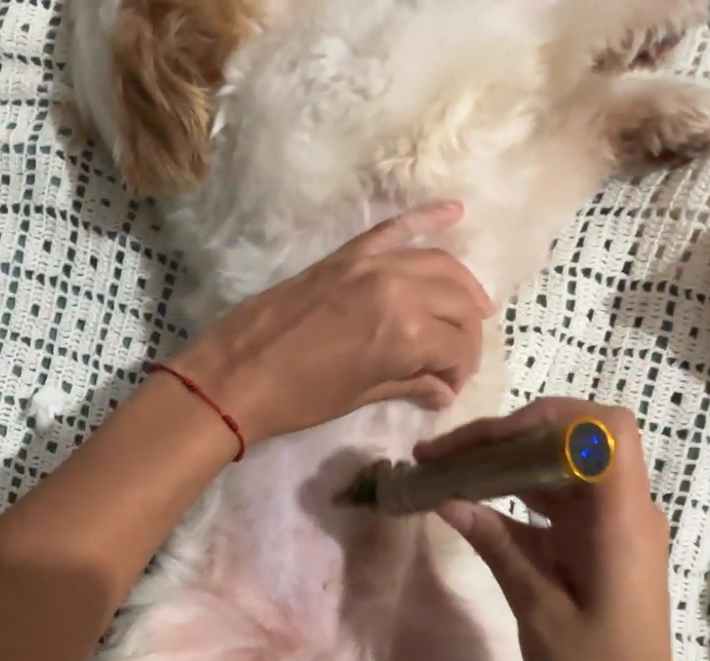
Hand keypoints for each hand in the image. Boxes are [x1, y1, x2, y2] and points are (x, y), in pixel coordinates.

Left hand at [166, 201, 492, 442]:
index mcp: (404, 334)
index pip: (457, 346)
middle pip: (457, 303)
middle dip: (467, 334)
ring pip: (438, 264)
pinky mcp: (346, 255)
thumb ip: (409, 384)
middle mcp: (397, 289)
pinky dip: (427, 217)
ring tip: (474, 308)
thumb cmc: (298, 399)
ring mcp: (371, 265)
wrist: (234, 377)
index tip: (450, 385)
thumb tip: (444, 390)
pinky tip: (456, 212)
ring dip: (462, 287)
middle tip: (458, 356)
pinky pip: (395, 228)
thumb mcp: (360, 396)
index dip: (461, 370)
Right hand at [423, 398, 686, 660]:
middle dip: (509, 435)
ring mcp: (611, 526)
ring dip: (506, 460)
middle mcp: (624, 511)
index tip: (485, 440)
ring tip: (445, 468)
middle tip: (444, 453)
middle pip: (576, 439)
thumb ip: (497, 547)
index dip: (547, 418)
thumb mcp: (538, 610)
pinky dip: (514, 493)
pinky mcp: (596, 543)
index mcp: (623, 523)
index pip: (603, 432)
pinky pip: (556, 500)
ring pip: (561, 466)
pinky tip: (471, 501)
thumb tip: (446, 499)